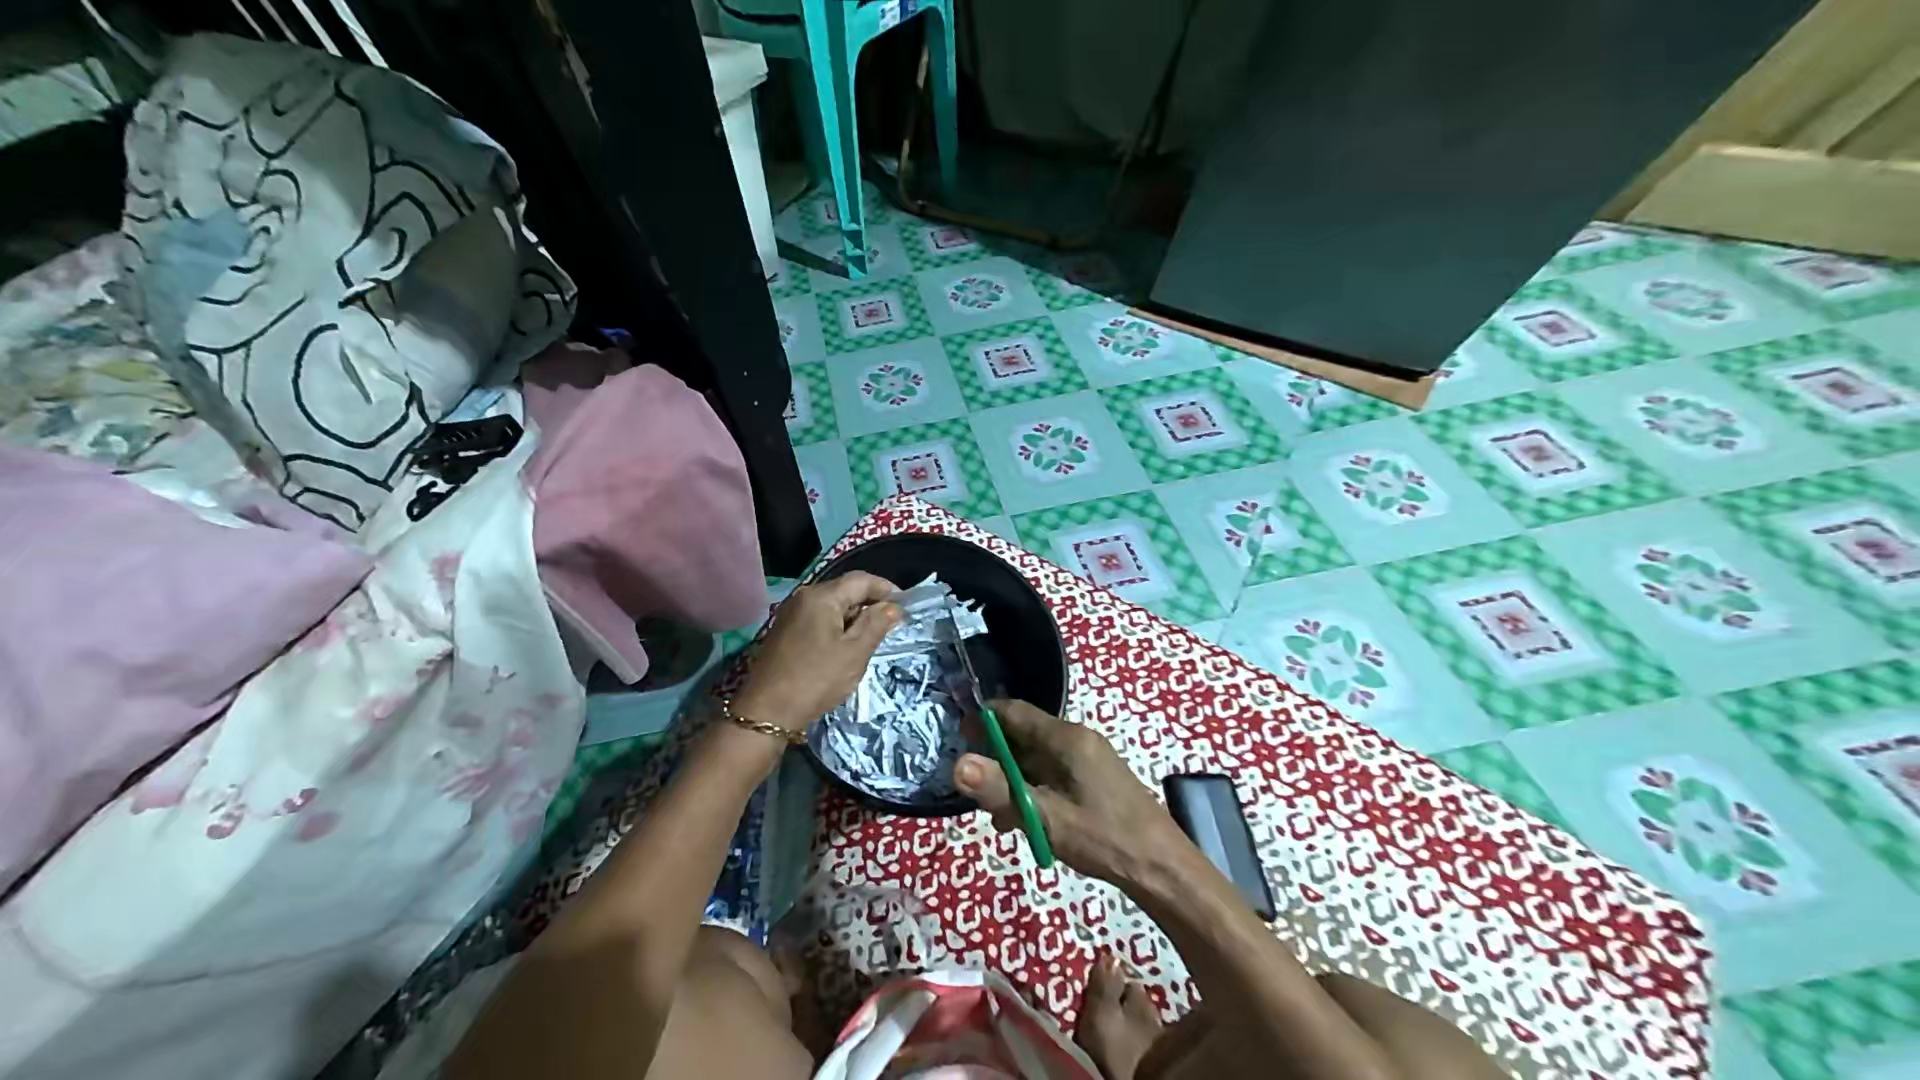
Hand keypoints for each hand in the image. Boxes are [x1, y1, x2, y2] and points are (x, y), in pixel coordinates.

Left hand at [733, 571, 900, 734]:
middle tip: (891, 625)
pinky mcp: (785, 631)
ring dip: (854, 616)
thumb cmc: (815, 679)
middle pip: (845, 590)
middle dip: (871, 603)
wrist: (766, 712)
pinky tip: (845, 647)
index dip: (886, 589)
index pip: (861, 580)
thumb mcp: (854, 653)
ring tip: (871, 639)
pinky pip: (819, 618)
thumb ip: (876, 624)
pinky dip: (837, 626)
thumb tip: (893, 606)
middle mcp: (804, 597)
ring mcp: (791, 614)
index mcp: (822, 596)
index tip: (905, 606)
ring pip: (832, 605)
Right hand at [952, 700, 1189, 885]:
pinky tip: (1029, 823)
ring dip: (1014, 782)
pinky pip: (1053, 774)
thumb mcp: (1045, 816)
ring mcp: (1089, 760)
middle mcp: (1078, 740)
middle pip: (1024, 736)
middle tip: (977, 793)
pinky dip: (1034, 791)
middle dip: (996, 761)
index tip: (957, 739)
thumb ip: (1001, 790)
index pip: (1014, 711)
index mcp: (1067, 738)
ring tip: (1002, 820)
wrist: (1162, 868)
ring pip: (1037, 759)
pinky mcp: (1095, 780)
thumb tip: (958, 765)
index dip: (983, 721)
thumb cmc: (1104, 838)